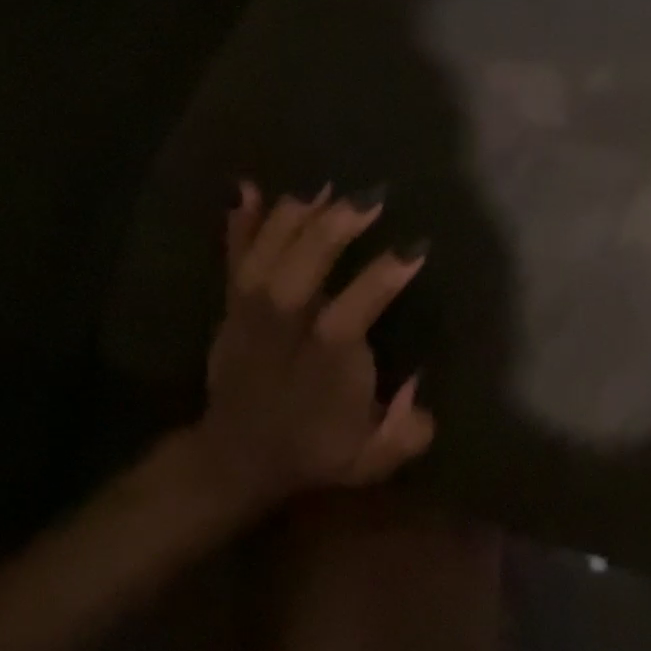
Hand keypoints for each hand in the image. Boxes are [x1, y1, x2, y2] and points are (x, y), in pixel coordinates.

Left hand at [189, 181, 433, 508]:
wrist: (233, 461)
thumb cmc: (316, 452)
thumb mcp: (372, 459)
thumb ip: (405, 432)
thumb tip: (419, 391)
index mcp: (323, 371)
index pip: (347, 318)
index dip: (378, 282)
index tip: (414, 249)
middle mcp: (283, 339)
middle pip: (295, 279)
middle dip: (328, 234)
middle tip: (368, 198)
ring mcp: (250, 322)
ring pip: (263, 263)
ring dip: (291, 222)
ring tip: (325, 189)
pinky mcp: (231, 313)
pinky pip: (234, 264)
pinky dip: (240, 227)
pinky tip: (249, 189)